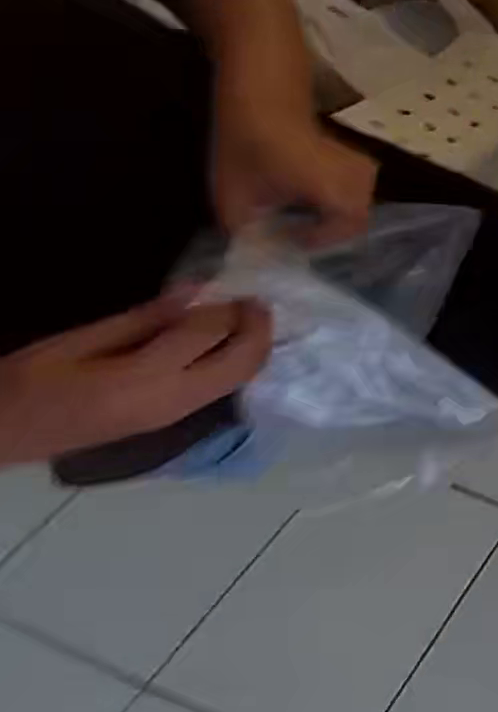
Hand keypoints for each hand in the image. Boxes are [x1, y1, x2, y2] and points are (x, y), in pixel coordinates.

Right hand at [0, 292, 271, 464]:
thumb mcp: (72, 343)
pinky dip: (241, 361)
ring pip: (243, 376)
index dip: (225, 310)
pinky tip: (233, 343)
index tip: (233, 291)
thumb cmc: (21, 385)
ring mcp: (179, 414)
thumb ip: (142, 319)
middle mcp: (173, 398)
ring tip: (251, 318)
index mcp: (141, 378)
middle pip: (243, 360)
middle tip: (257, 302)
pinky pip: (227, 386)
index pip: (207, 335)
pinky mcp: (176, 420)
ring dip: (257, 345)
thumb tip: (196, 291)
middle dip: (259, 328)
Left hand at [211, 109, 375, 246]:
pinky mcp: (362, 163)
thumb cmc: (250, 152)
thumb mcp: (235, 198)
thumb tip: (259, 249)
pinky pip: (358, 191)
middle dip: (329, 230)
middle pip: (356, 220)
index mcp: (338, 194)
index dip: (317, 241)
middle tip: (298, 233)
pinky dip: (339, 199)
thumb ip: (250, 231)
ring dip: (335, 215)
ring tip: (304, 215)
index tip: (289, 242)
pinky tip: (311, 195)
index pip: (343, 230)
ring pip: (358, 205)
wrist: (263, 108)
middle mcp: (361, 185)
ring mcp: (365, 172)